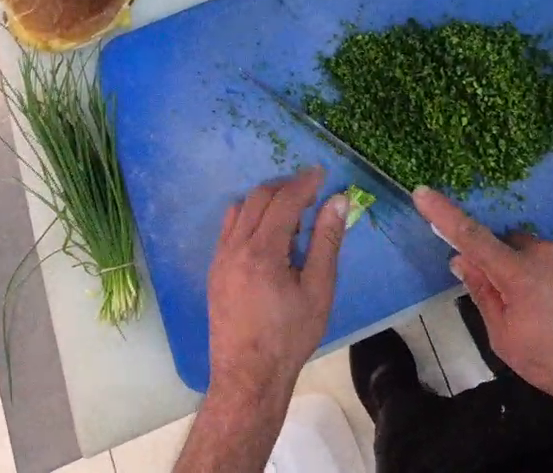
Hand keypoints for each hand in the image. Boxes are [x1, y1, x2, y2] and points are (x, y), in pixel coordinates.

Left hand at [205, 168, 348, 399]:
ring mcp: (220, 259)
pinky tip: (269, 237)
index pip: (284, 201)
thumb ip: (327, 241)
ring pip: (240, 210)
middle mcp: (235, 248)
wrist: (248, 378)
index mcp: (262, 252)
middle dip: (285, 188)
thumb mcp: (318, 290)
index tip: (322, 173)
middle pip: (258, 198)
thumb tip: (338, 201)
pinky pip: (230, 229)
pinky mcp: (215, 272)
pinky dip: (250, 219)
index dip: (305, 183)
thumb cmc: (289, 336)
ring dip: (265, 201)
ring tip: (291, 215)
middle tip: (311, 192)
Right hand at [415, 186, 552, 413]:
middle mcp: (545, 253)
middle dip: (507, 264)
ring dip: (538, 274)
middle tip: (515, 302)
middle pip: (512, 245)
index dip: (444, 214)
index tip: (422, 192)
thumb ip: (482, 293)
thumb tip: (462, 260)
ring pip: (542, 255)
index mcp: (517, 273)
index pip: (471, 237)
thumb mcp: (505, 338)